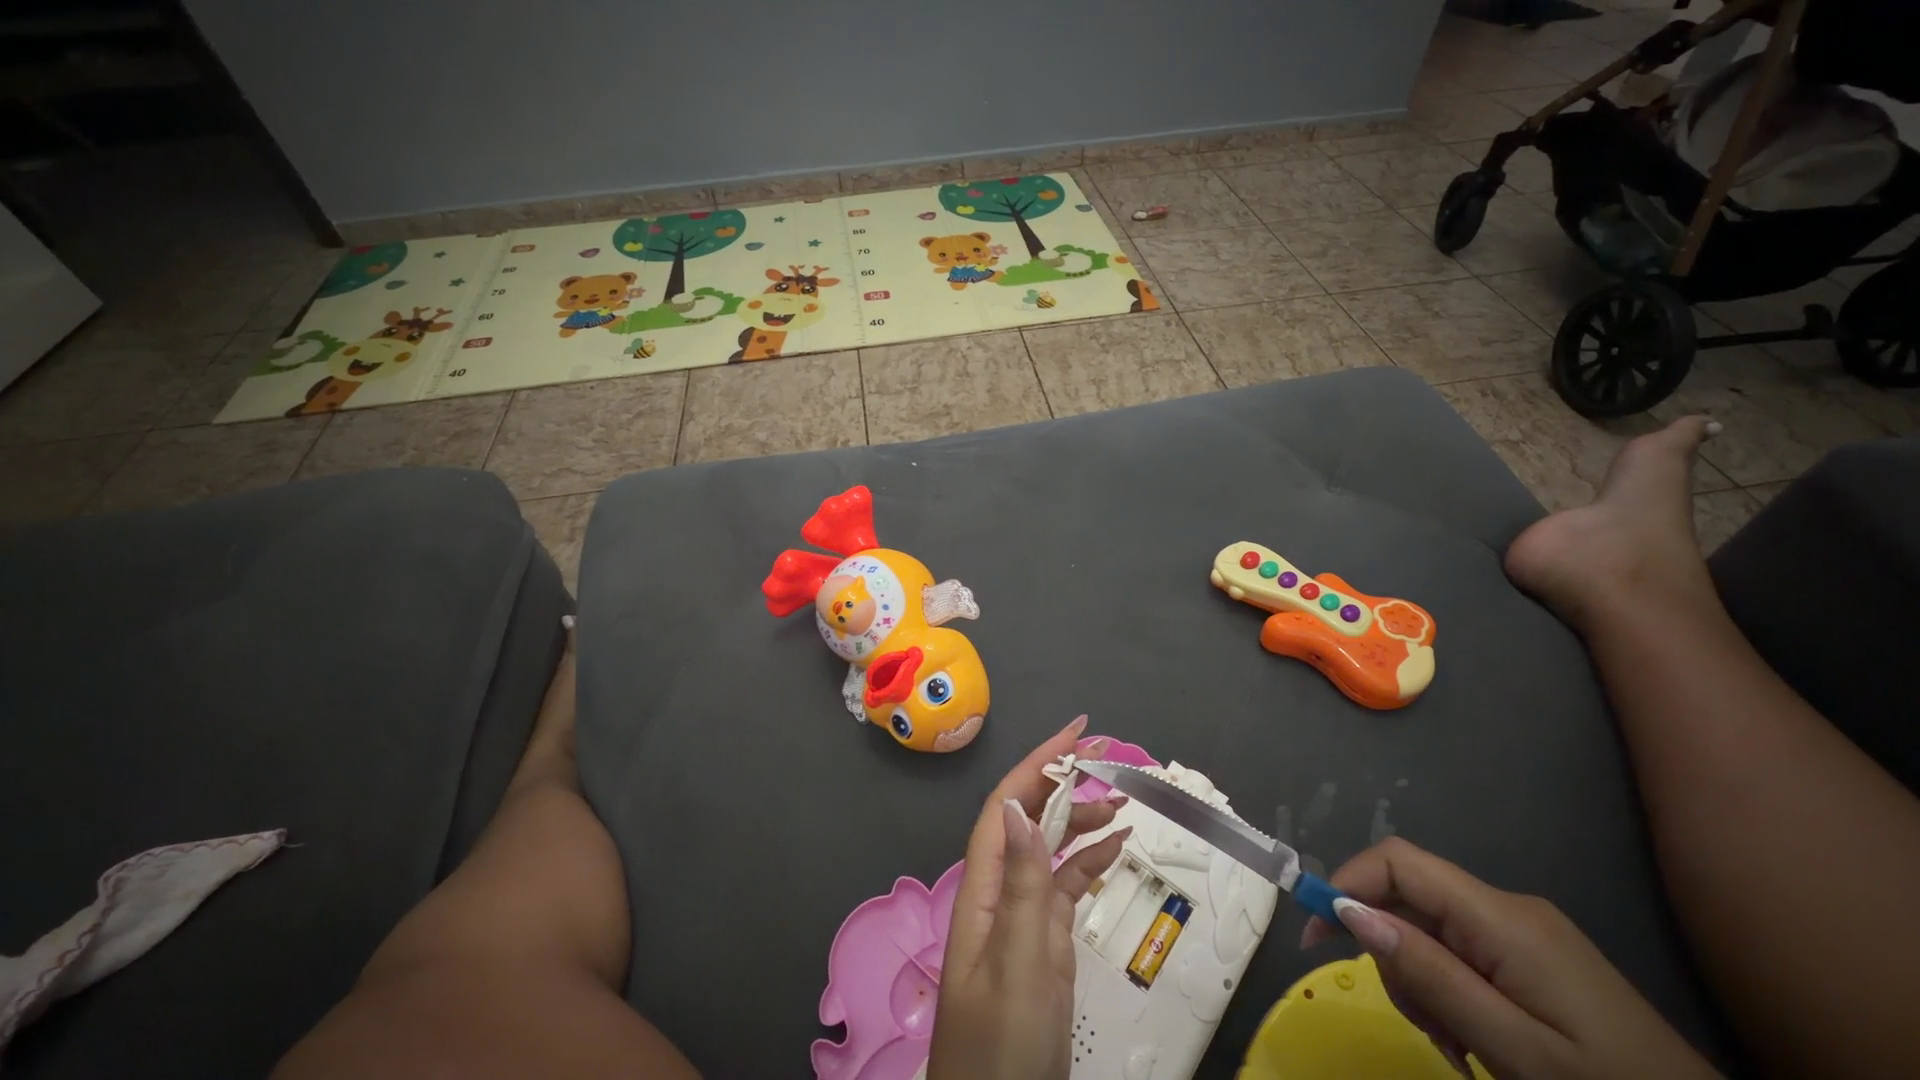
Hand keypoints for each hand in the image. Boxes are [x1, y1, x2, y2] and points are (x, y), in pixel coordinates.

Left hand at [927, 716, 1130, 1079]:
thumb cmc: (1003, 1043)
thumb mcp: (1019, 963)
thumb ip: (1022, 887)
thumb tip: (1015, 806)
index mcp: (982, 892)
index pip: (1004, 810)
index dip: (1035, 765)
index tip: (1076, 733)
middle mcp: (998, 896)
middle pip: (1026, 823)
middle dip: (1061, 784)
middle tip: (1109, 762)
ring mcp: (1021, 923)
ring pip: (1049, 854)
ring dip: (1080, 823)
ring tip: (1122, 804)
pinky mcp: (1042, 948)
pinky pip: (1064, 891)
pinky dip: (1089, 866)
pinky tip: (1116, 850)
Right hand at [1300, 838, 1720, 1079]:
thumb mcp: (1508, 1044)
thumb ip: (1427, 973)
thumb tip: (1347, 912)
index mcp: (1501, 918)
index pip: (1399, 861)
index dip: (1345, 884)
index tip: (1315, 937)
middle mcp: (1507, 908)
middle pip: (1409, 899)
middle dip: (1389, 954)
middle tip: (1419, 1025)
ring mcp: (1522, 930)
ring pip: (1430, 930)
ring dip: (1420, 982)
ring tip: (1455, 1045)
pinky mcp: (1532, 954)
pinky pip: (1461, 952)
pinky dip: (1447, 989)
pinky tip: (1470, 1037)